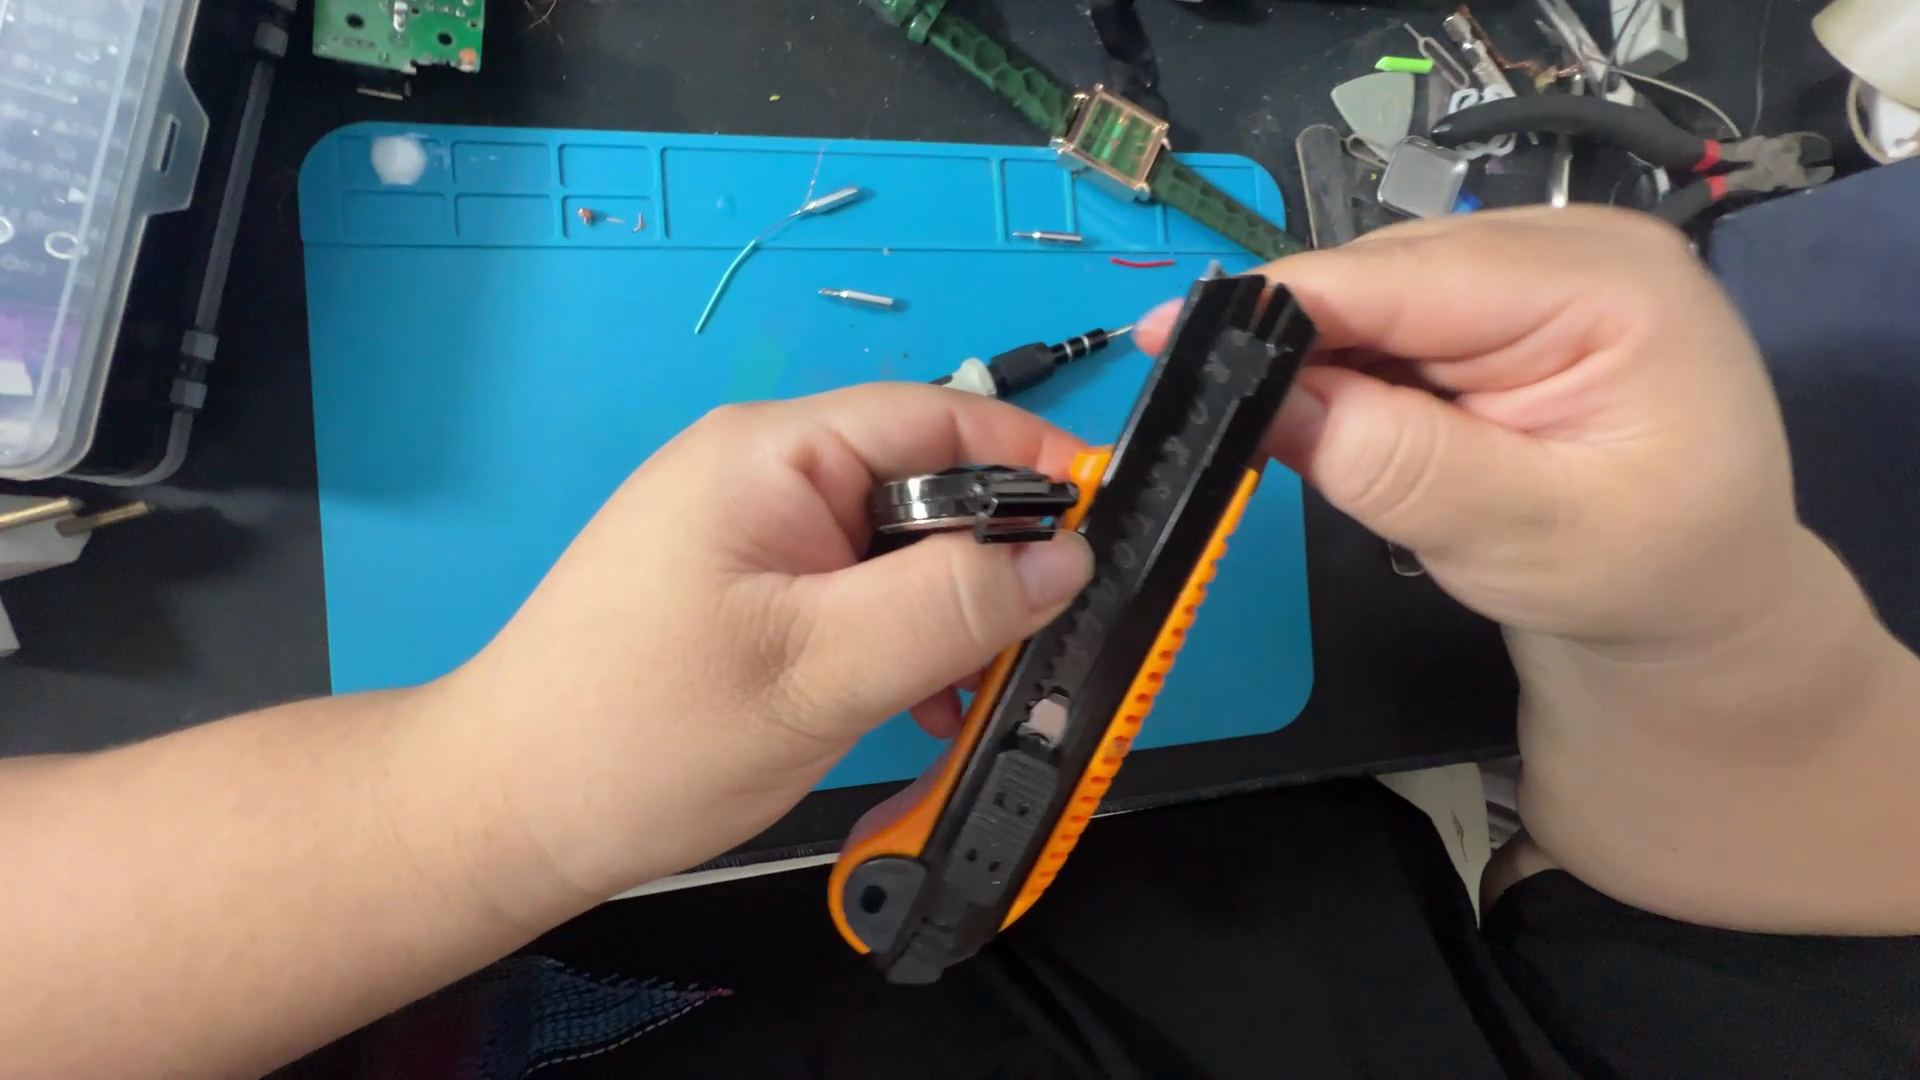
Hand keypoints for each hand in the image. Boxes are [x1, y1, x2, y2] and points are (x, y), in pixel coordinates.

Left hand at [439, 385, 1091, 909]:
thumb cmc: (646, 735)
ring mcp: (767, 535)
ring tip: (969, 691)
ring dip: (950, 616)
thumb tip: (1066, 560)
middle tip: (1032, 638)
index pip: (933, 419)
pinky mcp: (765, 590)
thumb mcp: (819, 670)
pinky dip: (908, 641)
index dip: (1028, 460)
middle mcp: (772, 476)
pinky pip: (867, 594)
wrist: (509, 815)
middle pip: (923, 490)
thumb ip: (950, 608)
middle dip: (988, 563)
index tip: (1100, 519)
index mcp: (774, 455)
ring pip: (902, 552)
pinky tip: (920, 700)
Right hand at [1137, 207, 1802, 653]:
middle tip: (1204, 405)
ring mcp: (1513, 277)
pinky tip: (1310, 413)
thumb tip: (1268, 400)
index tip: (1166, 338)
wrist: (1678, 591)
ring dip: (1299, 360)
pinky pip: (1368, 326)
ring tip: (1261, 421)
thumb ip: (1395, 463)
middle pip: (1367, 276)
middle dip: (1281, 340)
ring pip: (1355, 299)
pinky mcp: (1476, 314)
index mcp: (1596, 284)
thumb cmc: (1629, 568)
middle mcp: (1552, 252)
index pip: (1398, 278)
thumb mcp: (1517, 531)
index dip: (1276, 306)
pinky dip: (1323, 372)